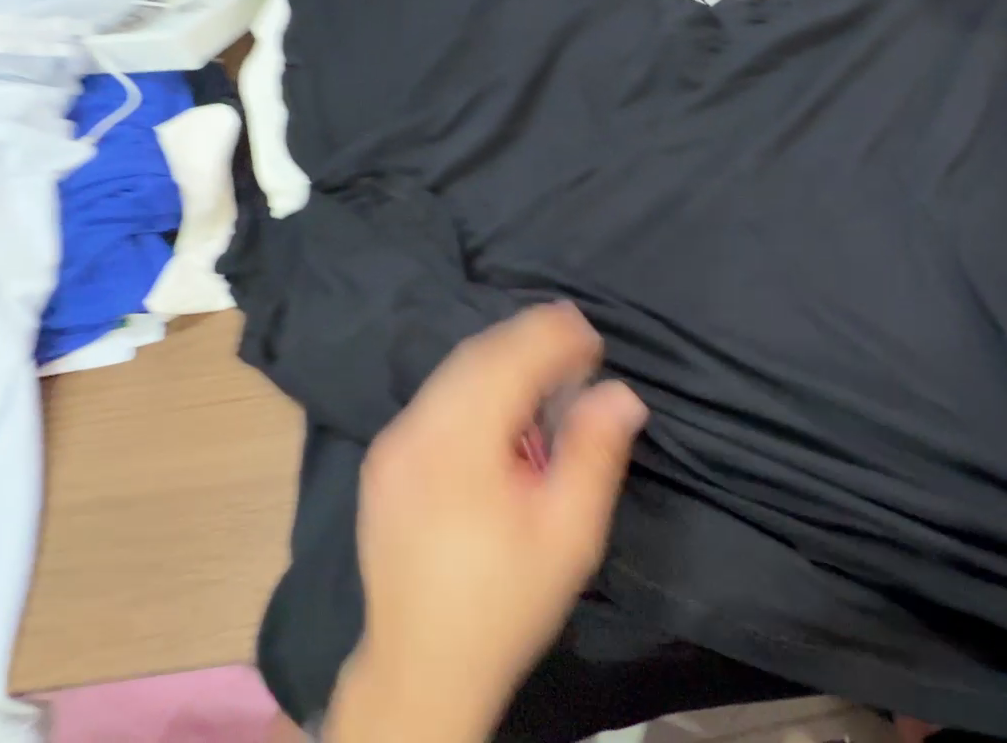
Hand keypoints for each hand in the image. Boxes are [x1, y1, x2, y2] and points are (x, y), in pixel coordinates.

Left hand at [326, 303, 648, 742]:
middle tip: (580, 342)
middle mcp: (414, 434)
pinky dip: (479, 382)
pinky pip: (437, 398)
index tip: (594, 341)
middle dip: (531, 338)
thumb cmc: (507, 600)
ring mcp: (392, 448)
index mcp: (458, 448)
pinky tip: (507, 405)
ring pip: (454, 373)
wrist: (423, 668)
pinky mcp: (385, 464)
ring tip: (551, 366)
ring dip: (505, 357)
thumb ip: (595, 454)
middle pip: (477, 356)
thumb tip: (620, 392)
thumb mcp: (570, 534)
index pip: (509, 361)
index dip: (555, 338)